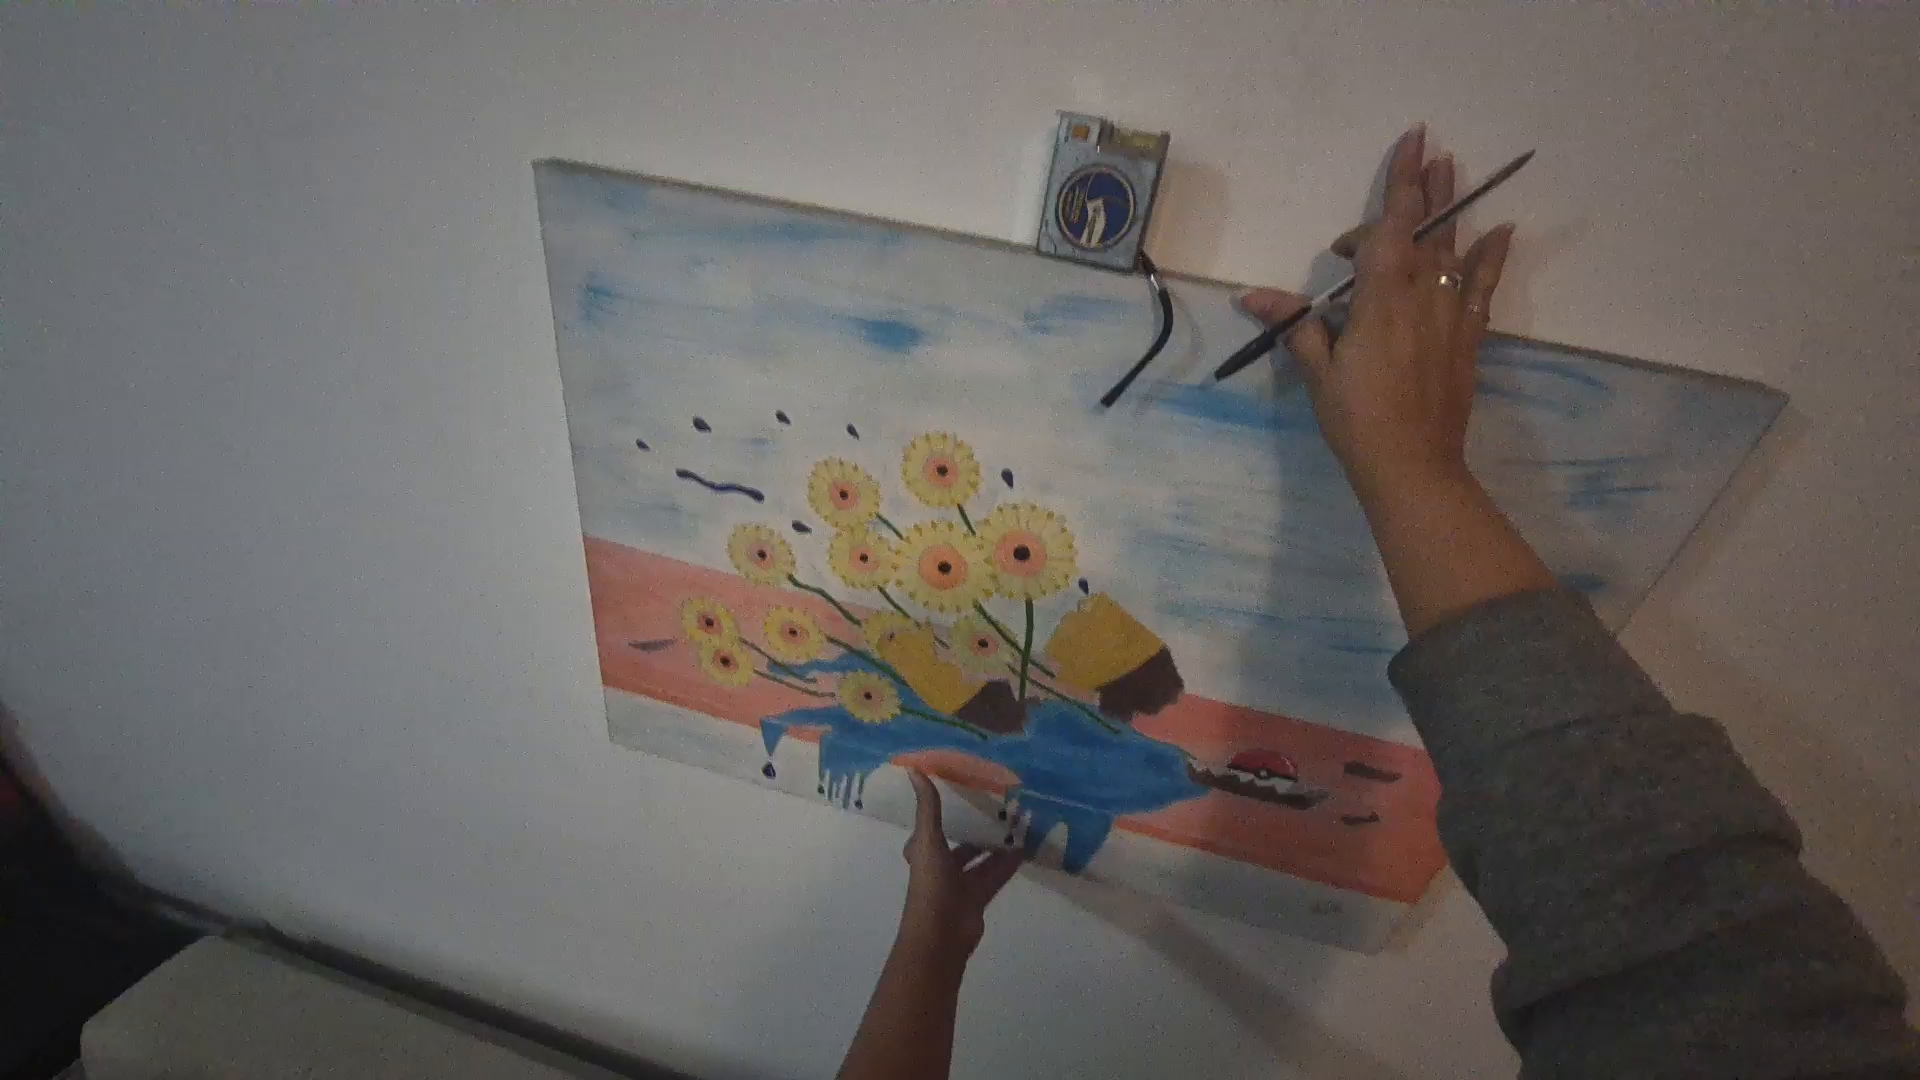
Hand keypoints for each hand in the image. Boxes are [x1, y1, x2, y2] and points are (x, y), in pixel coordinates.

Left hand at [898, 771, 1022, 958]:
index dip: (939, 811)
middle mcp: (940, 866)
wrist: (941, 936)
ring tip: (1015, 825)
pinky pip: (994, 876)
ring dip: (993, 845)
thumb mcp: (928, 840)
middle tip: (995, 807)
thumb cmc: (930, 884)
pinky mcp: (977, 898)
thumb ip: (928, 807)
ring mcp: (959, 884)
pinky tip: (1023, 849)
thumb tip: (914, 770)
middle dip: (973, 829)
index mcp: (924, 851)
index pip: (930, 826)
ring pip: (979, 859)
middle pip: (959, 843)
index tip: (957, 792)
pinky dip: (1006, 864)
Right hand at [1242, 124, 1513, 498]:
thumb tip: (1252, 296)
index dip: (1397, 190)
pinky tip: (1500, 232)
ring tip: (1455, 172)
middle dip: (1425, 190)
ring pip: (1454, 251)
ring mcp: (1450, 317)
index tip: (1408, 149)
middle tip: (1432, 150)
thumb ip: (1296, 325)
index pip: (1389, 233)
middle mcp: (1422, 300)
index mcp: (1380, 304)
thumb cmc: (1354, 420)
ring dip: (1453, 210)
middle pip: (1425, 233)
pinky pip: (1483, 288)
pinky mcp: (1467, 338)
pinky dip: (1492, 257)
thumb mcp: (1317, 372)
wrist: (1410, 463)